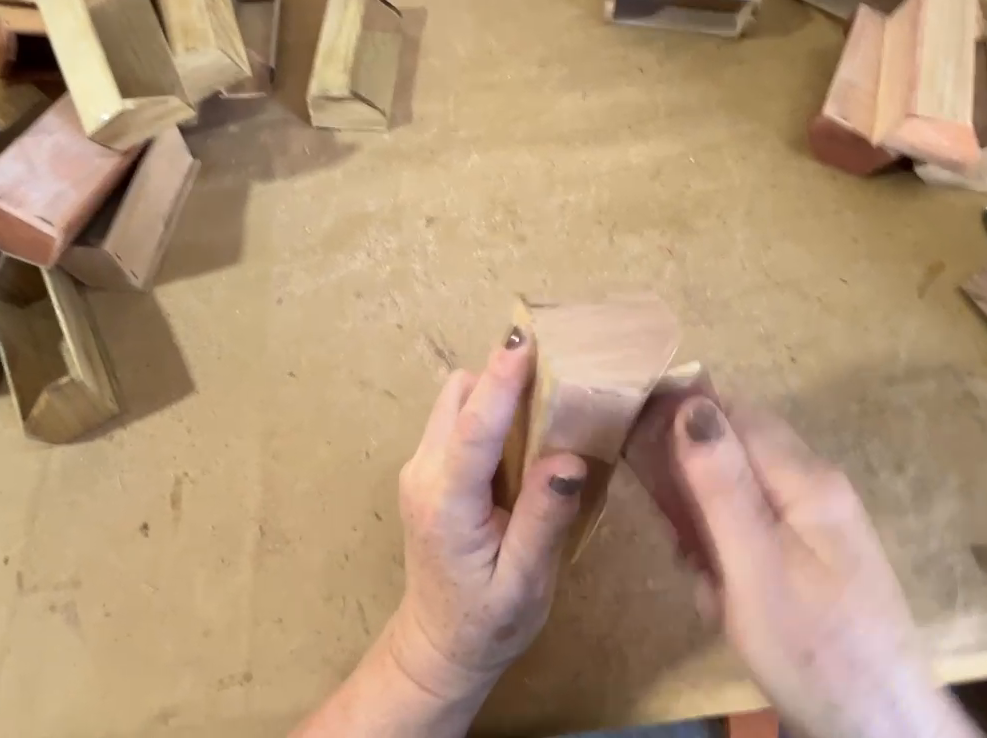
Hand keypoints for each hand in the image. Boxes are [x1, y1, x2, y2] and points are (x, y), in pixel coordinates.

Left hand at [294, 330, 588, 736]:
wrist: (437, 647)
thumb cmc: (486, 623)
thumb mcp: (524, 583)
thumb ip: (543, 519)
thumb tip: (568, 460)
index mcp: (446, 501)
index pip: (473, 426)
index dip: (501, 379)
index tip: (524, 338)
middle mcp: (423, 472)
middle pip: (457, 397)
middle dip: (500, 376)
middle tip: (552, 373)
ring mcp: (419, 468)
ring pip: (453, 402)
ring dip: (493, 393)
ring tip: (541, 406)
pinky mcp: (427, 470)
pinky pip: (455, 420)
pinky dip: (486, 411)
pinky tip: (519, 435)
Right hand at [669, 397, 980, 737]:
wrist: (882, 731)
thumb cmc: (812, 649)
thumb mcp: (753, 565)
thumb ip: (720, 483)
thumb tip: (690, 404)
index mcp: (805, 477)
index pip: (732, 412)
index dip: (683, 420)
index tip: (642, 453)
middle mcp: (816, 485)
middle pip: (733, 449)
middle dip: (693, 486)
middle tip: (679, 539)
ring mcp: (817, 522)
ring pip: (737, 493)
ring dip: (706, 527)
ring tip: (705, 578)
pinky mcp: (813, 555)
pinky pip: (752, 529)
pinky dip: (727, 554)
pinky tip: (724, 595)